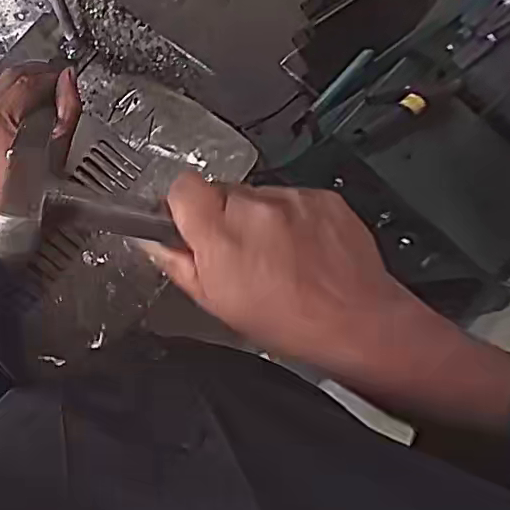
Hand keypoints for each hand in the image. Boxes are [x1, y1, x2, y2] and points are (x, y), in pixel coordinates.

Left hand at [0, 63, 79, 248]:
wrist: (13, 213)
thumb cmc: (35, 190)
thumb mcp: (61, 145)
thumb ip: (68, 107)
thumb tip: (68, 80)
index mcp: (1, 118)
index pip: (28, 80)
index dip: (51, 74)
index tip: (67, 76)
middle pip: (12, 76)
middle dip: (38, 73)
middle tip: (58, 79)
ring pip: (4, 85)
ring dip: (27, 82)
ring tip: (48, 89)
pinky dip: (17, 94)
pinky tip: (33, 103)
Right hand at [144, 173, 509, 431]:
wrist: (355, 322)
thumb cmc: (284, 319)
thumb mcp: (212, 300)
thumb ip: (176, 262)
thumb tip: (154, 242)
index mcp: (219, 231)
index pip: (181, 187)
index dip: (179, 205)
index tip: (184, 222)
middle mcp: (254, 206)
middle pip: (218, 191)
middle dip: (219, 216)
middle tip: (232, 251)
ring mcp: (291, 199)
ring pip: (254, 195)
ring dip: (254, 218)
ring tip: (271, 255)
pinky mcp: (322, 197)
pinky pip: (289, 199)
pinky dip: (287, 218)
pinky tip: (296, 249)